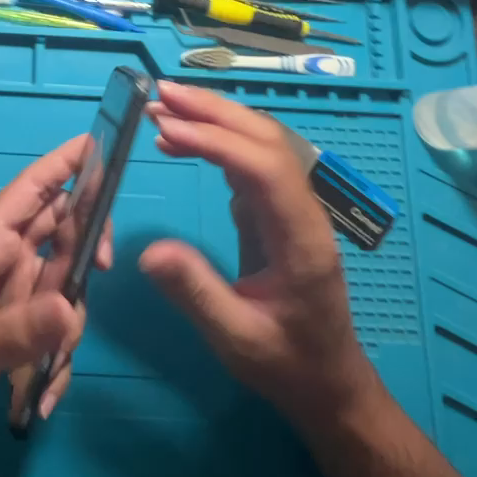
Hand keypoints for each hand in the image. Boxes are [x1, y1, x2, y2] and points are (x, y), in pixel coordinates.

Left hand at [0, 137, 106, 446]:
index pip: (30, 191)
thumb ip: (18, 331)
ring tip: (46, 367)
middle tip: (99, 269)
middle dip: (86, 246)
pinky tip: (41, 394)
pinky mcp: (21, 323)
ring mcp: (15, 292)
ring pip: (67, 283)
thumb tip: (71, 306)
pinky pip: (58, 324)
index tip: (102, 145)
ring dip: (68, 324)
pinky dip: (57, 357)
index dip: (64, 163)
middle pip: (62, 228)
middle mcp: (4, 260)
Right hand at [139, 81, 378, 420]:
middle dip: (213, 110)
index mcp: (302, 239)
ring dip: (211, 117)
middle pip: (265, 141)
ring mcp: (290, 207)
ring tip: (160, 107)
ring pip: (257, 143)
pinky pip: (246, 161)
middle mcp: (302, 211)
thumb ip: (196, 294)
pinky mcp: (275, 211)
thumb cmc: (287, 363)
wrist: (328, 382)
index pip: (265, 169)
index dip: (217, 142)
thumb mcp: (237, 340)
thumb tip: (148, 252)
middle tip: (159, 94)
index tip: (166, 129)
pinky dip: (211, 140)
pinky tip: (177, 140)